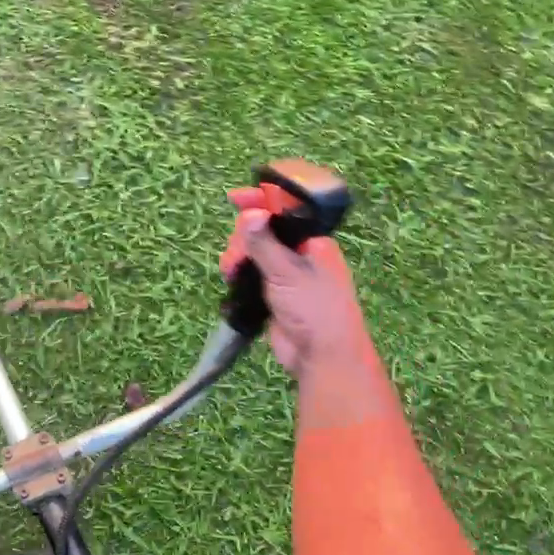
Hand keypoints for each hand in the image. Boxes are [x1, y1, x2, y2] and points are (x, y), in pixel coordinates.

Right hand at [220, 187, 369, 378]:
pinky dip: (239, 272)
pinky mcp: (273, 292)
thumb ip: (264, 242)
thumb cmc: (315, 309)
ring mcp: (286, 274)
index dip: (261, 201)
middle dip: (242, 238)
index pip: (285, 210)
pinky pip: (250, 272)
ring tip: (231, 272)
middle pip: (262, 230)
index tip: (235, 198)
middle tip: (236, 255)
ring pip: (253, 251)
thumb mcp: (288, 271)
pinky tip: (232, 280)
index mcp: (313, 243)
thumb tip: (250, 212)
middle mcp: (300, 254)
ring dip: (237, 256)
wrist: (321, 356)